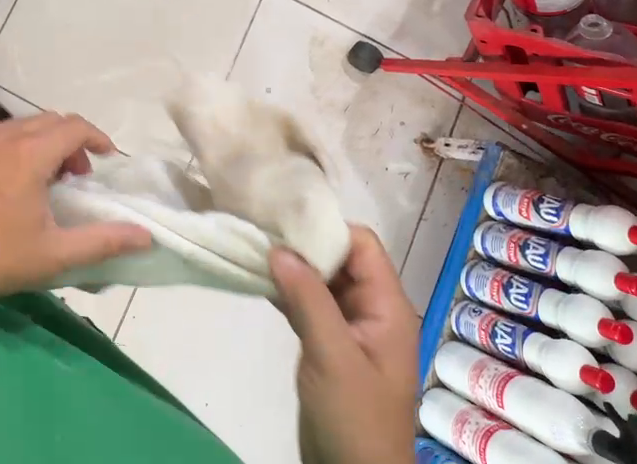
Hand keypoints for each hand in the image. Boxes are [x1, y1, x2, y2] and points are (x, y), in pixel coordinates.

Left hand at [0, 113, 151, 304]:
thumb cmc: (1, 258)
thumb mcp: (58, 253)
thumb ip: (105, 240)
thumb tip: (147, 235)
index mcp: (30, 154)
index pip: (74, 127)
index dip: (97, 138)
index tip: (108, 160)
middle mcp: (4, 136)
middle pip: (50, 121)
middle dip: (72, 141)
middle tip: (78, 177)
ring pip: (23, 124)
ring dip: (44, 140)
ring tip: (49, 178)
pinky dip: (15, 141)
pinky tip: (13, 174)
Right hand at [268, 226, 418, 463]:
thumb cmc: (354, 417)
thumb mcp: (332, 355)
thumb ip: (309, 298)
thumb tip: (279, 246)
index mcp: (387, 307)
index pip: (362, 245)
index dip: (326, 228)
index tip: (282, 219)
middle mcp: (371, 310)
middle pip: (339, 257)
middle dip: (302, 242)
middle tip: (258, 227)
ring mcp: (349, 328)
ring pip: (320, 279)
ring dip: (290, 265)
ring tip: (250, 246)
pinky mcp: (328, 344)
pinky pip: (307, 302)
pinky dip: (284, 289)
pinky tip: (254, 278)